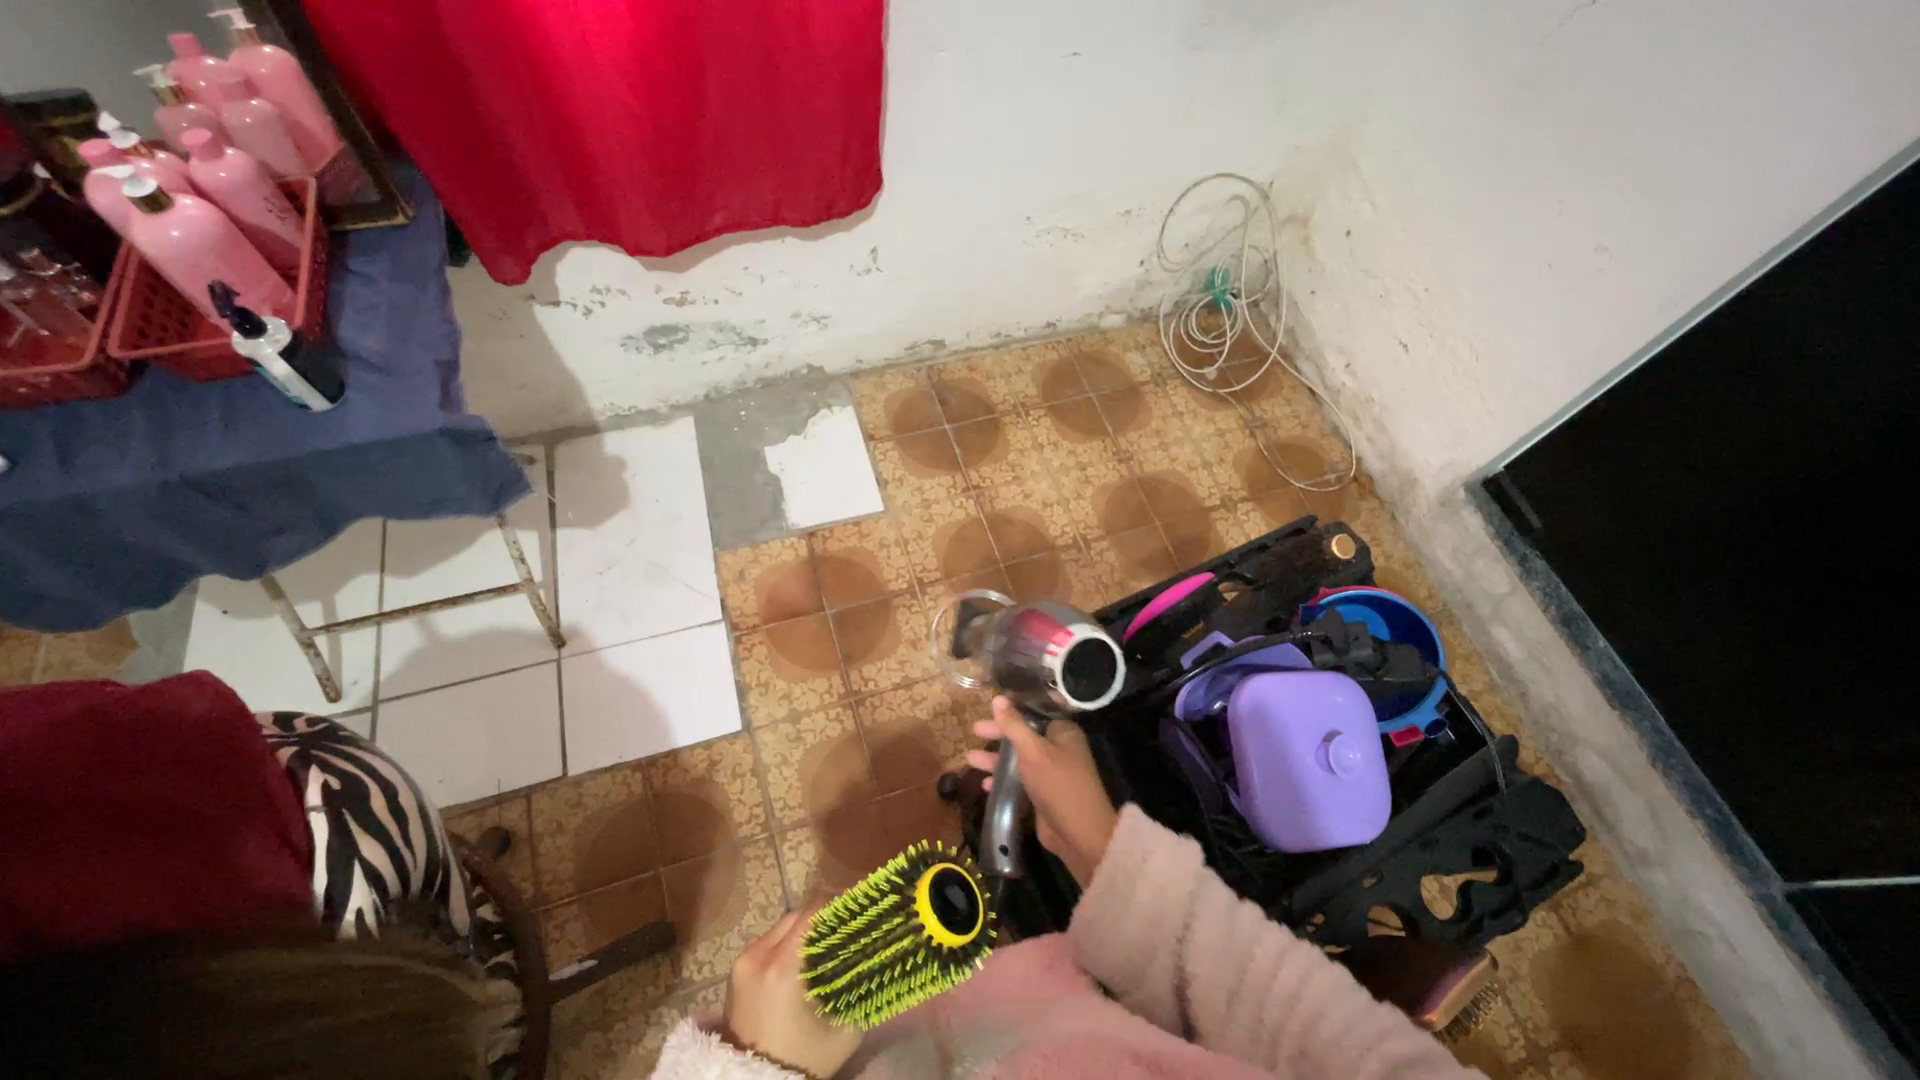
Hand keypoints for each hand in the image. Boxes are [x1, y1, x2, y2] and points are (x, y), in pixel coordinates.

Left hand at [722, 904, 863, 1077]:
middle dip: (823, 915)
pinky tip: (805, 957)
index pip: (812, 912)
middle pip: (795, 915)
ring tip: (828, 940)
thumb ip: (860, 989)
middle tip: (847, 924)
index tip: (859, 908)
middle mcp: (758, 955)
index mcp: (783, 967)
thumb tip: (878, 959)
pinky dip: (788, 942)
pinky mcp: (736, 972)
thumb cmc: (801, 1059)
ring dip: (804, 928)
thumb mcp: (843, 1030)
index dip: (838, 904)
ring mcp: (742, 962)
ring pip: (780, 927)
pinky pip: (768, 942)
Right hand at [967, 696, 1119, 887]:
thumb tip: (998, 698)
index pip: (1034, 714)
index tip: (988, 710)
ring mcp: (1052, 773)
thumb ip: (1014, 725)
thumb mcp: (1032, 750)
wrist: (1078, 832)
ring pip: (1019, 760)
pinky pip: (1020, 782)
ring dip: (996, 760)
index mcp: (1063, 733)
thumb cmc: (1057, 783)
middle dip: (998, 735)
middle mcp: (1060, 749)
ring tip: (969, 759)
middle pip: (1024, 736)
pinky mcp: (1045, 794)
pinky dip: (1004, 781)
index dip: (1011, 712)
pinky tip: (986, 785)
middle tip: (975, 731)